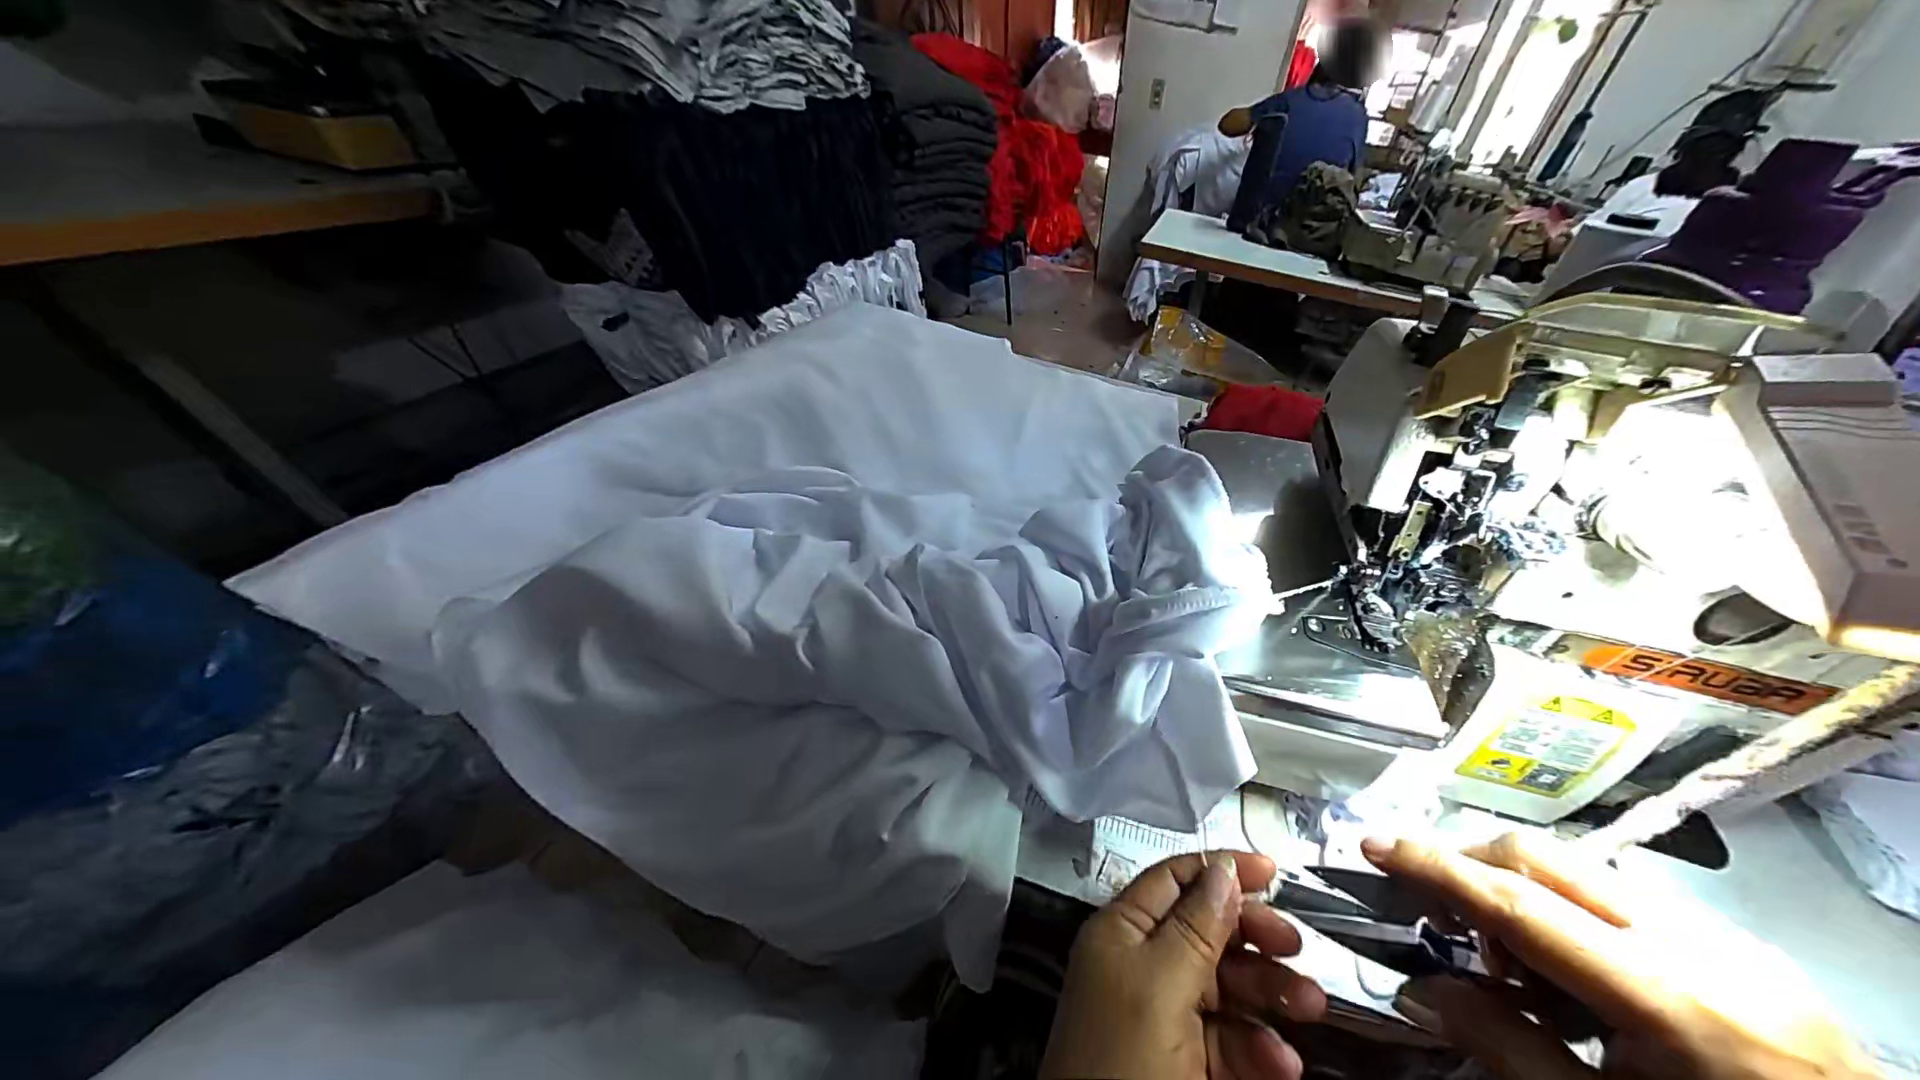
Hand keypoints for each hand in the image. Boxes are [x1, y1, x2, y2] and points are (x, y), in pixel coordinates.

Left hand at [1040, 851, 1327, 1079]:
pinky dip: (1260, 1049)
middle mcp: (1142, 963)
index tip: (1271, 870)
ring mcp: (1166, 1014)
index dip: (1219, 869)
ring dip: (1271, 993)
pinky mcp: (1187, 1061)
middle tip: (1295, 946)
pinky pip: (1231, 1040)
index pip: (1173, 880)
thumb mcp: (1158, 986)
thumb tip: (1223, 869)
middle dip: (1254, 936)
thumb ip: (1194, 927)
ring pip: (1228, 986)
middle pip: (1208, 931)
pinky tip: (1282, 1064)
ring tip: (1308, 1005)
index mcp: (1123, 931)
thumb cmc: (1122, 1059)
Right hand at [1362, 833, 1880, 1079]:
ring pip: (1584, 871)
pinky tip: (1581, 975)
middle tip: (1440, 915)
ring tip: (1516, 962)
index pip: (1519, 903)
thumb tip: (1420, 988)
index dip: (1435, 868)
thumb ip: (1503, 1046)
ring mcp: (1737, 944)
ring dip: (1524, 894)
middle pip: (1546, 859)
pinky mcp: (1751, 950)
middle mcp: (1705, 948)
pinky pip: (1630, 899)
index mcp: (1672, 1001)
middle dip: (1472, 867)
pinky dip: (1577, 915)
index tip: (1375, 845)